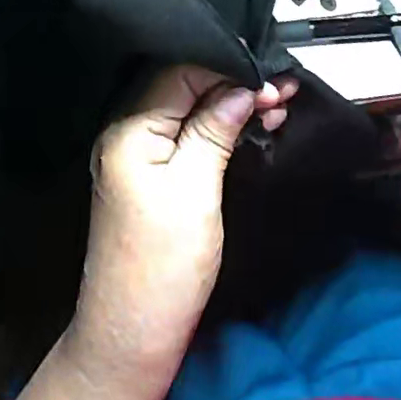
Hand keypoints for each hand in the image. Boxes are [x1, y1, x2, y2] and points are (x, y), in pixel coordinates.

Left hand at [68, 66, 295, 384]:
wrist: (132, 328)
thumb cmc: (163, 264)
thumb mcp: (195, 190)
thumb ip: (214, 132)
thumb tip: (241, 90)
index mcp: (128, 128)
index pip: (177, 74)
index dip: (223, 72)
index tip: (268, 81)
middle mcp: (122, 130)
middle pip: (179, 87)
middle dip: (228, 85)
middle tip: (279, 95)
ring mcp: (130, 150)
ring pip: (181, 108)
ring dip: (224, 105)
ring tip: (271, 108)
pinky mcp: (142, 170)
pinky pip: (176, 132)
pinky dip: (209, 127)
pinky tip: (241, 127)